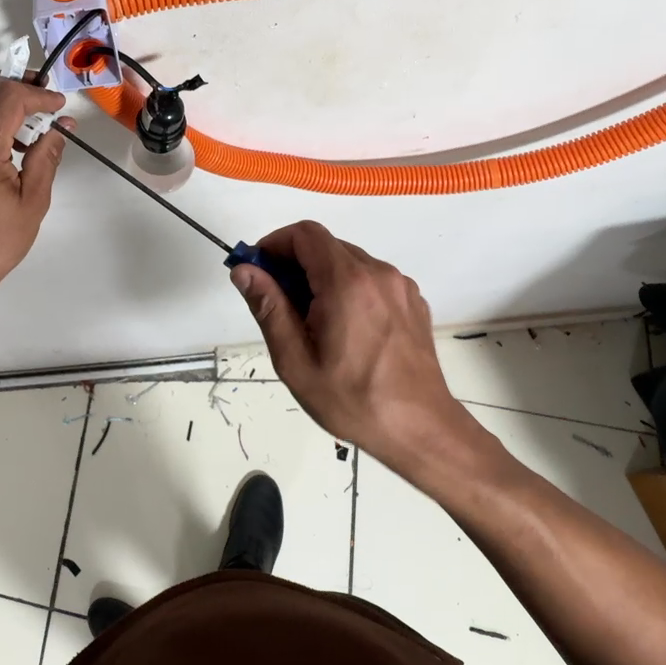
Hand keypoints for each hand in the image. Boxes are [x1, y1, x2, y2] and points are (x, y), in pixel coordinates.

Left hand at [0, 73, 67, 312]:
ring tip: (32, 122)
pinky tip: (10, 143)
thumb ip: (45, 158)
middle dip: (15, 84)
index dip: (38, 94)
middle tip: (43, 94)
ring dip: (0, 102)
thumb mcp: (32, 201)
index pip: (8, 97)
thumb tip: (57, 130)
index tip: (60, 106)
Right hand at [229, 221, 484, 477]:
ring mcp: (400, 287)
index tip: (257, 272)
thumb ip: (268, 308)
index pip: (305, 234)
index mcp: (347, 282)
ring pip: (348, 262)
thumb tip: (243, 271)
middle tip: (277, 304)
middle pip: (326, 246)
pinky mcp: (412, 303)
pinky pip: (370, 280)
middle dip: (293, 264)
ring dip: (320, 278)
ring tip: (310, 323)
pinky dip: (347, 289)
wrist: (421, 430)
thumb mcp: (295, 360)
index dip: (274, 244)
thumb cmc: (352, 399)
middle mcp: (378, 274)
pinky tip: (344, 330)